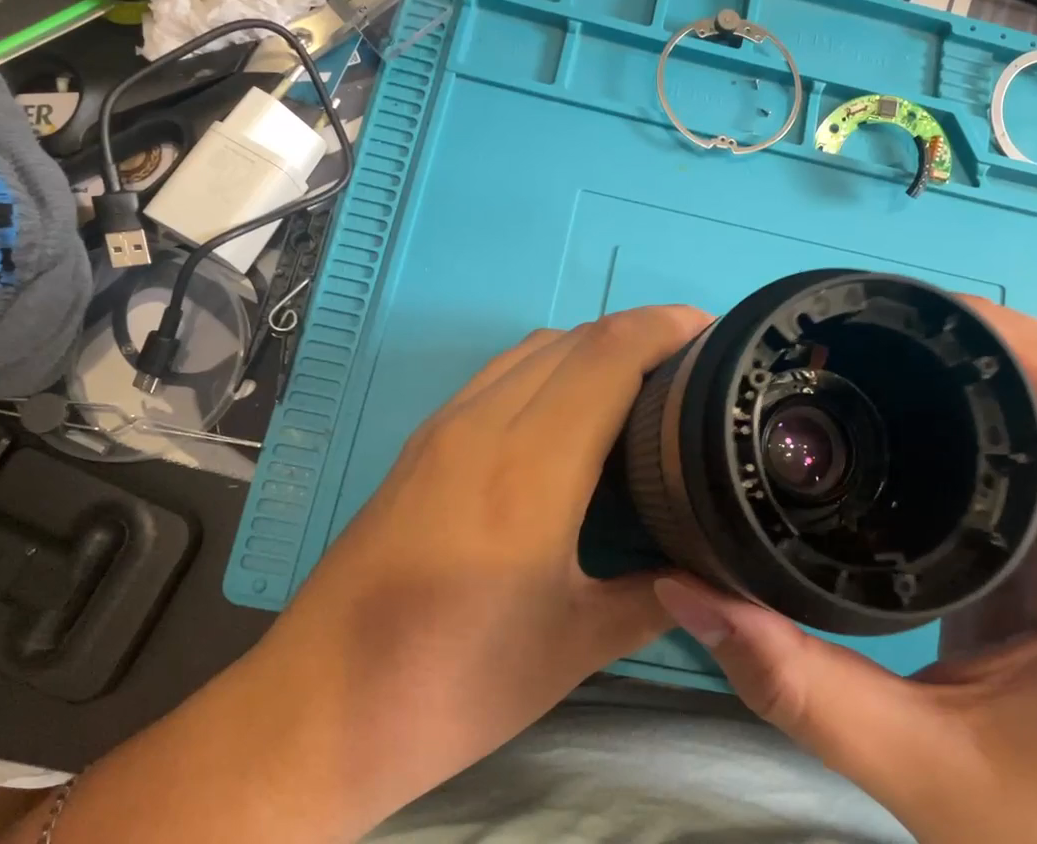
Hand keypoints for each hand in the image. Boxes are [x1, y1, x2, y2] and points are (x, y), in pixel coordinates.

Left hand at [247, 304, 712, 835]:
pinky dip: (547, 371)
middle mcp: (482, 426)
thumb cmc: (454, 681)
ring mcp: (441, 432)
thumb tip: (716, 575)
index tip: (715, 333)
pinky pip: (496, 379)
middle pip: (572, 341)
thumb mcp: (574, 646)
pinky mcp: (417, 449)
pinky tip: (569, 417)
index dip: (665, 326)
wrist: (320, 710)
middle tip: (694, 365)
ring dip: (590, 348)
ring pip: (529, 353)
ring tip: (641, 383)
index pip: (607, 354)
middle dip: (639, 332)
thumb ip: (656, 597)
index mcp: (530, 466)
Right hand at [652, 299, 1036, 843]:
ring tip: (910, 349)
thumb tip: (687, 589)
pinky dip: (999, 415)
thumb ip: (789, 681)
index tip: (927, 322)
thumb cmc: (1030, 837)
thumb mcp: (902, 763)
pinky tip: (930, 413)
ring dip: (1008, 370)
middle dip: (1008, 342)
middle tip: (903, 327)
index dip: (1021, 350)